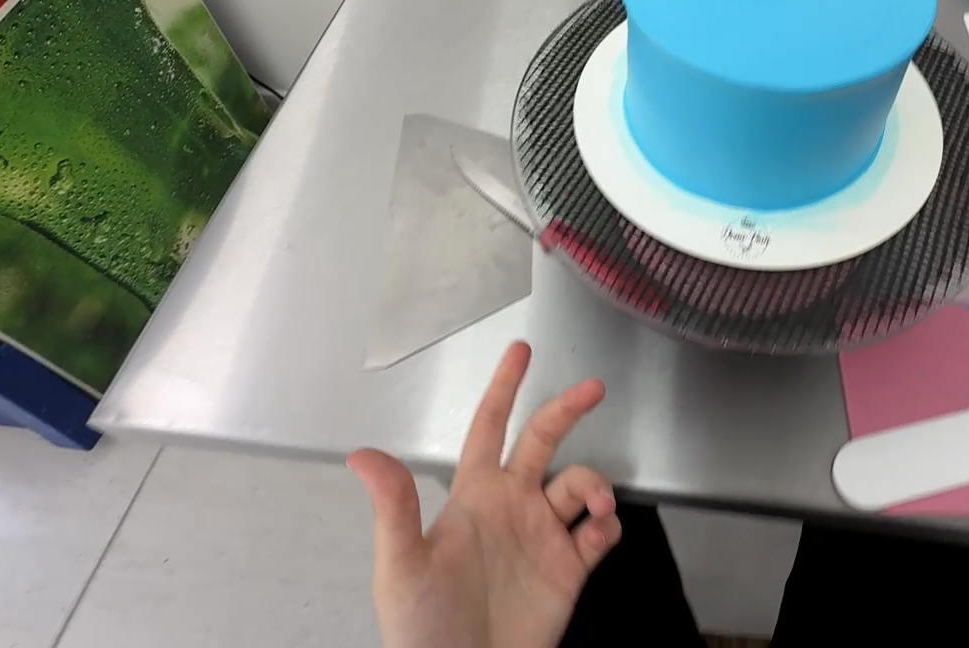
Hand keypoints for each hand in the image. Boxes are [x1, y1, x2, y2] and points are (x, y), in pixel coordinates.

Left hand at [348, 341, 621, 647]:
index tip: (521, 350)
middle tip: (594, 387)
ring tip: (598, 505)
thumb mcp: (401, 568)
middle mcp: (514, 503)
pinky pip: (599, 532)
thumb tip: (361, 454)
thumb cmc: (423, 628)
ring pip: (579, 484)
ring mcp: (544, 534)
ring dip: (594, 484)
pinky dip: (607, 525)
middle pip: (545, 439)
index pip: (490, 426)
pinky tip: (600, 531)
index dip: (504, 386)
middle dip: (568, 408)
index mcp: (476, 494)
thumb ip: (394, 508)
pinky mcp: (569, 568)